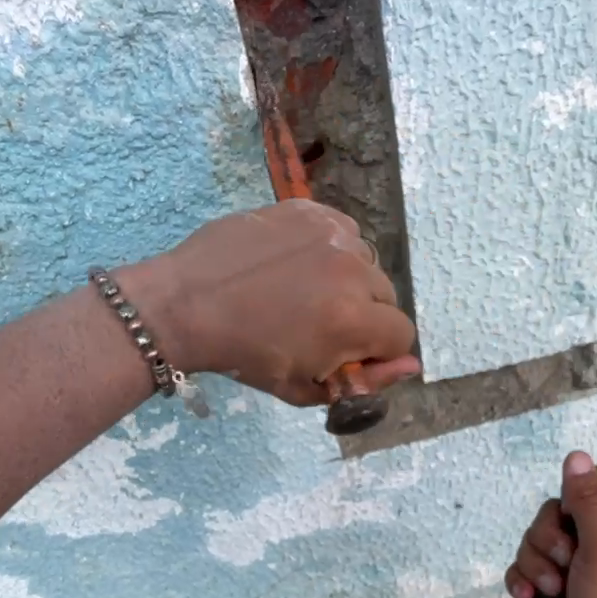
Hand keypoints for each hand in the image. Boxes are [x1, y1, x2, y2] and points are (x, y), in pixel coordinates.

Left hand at [115, 200, 419, 405]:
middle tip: (321, 323)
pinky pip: (343, 231)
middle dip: (365, 315)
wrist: (186, 304)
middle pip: (386, 296)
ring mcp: (331, 233)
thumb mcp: (305, 388)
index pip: (401, 334)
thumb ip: (365, 382)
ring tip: (306, 290)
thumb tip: (410, 365)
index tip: (349, 352)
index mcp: (353, 319)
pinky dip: (331, 248)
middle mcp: (352, 270)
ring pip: (366, 261)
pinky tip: (298, 262)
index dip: (378, 350)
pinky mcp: (308, 209)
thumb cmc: (245, 356)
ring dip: (349, 279)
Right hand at [506, 452, 596, 597]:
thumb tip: (577, 453)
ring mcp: (578, 564)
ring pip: (537, 539)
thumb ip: (588, 500)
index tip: (572, 513)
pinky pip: (527, 567)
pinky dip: (524, 581)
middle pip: (558, 512)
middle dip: (549, 539)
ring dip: (536, 564)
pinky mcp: (555, 586)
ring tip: (550, 590)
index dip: (580, 494)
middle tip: (564, 560)